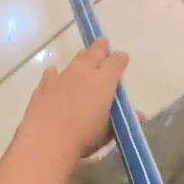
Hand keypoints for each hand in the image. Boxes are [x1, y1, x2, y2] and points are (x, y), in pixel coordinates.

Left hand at [12, 38, 127, 162]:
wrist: (46, 140)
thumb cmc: (83, 138)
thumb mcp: (108, 132)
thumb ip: (122, 120)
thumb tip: (140, 116)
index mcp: (104, 81)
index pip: (117, 61)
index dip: (120, 59)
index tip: (121, 60)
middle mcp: (84, 72)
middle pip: (95, 52)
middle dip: (101, 48)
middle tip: (103, 43)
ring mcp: (62, 75)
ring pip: (75, 59)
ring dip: (81, 58)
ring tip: (83, 58)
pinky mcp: (44, 83)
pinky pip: (53, 72)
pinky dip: (57, 74)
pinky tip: (55, 76)